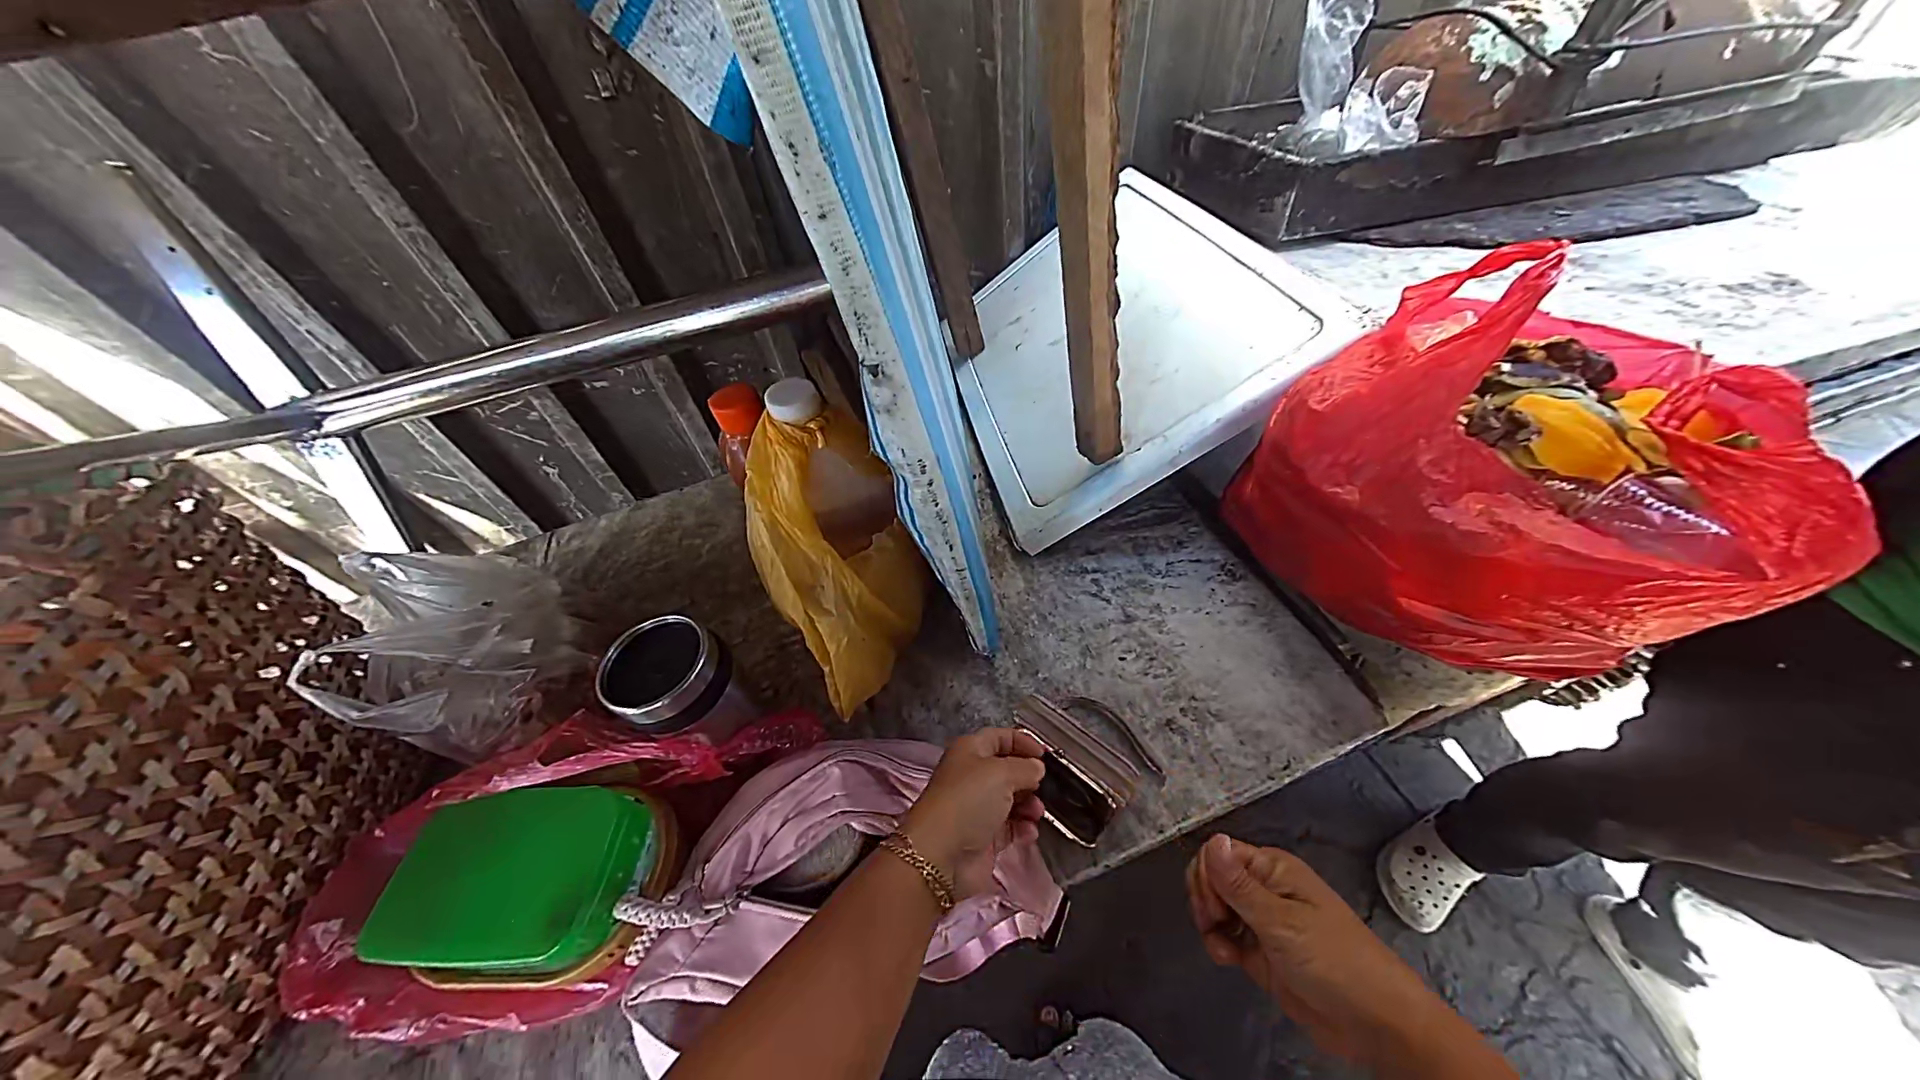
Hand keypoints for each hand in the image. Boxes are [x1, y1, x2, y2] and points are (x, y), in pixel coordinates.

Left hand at [900, 728, 1047, 897]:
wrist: (942, 853)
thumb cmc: (968, 800)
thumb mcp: (1001, 773)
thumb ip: (1025, 767)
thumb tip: (1036, 768)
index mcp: (970, 751)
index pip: (1000, 738)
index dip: (1023, 742)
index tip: (1044, 754)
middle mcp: (972, 776)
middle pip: (1007, 770)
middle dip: (1028, 777)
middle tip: (1041, 785)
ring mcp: (977, 807)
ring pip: (1011, 799)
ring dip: (1029, 804)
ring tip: (1036, 811)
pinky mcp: (983, 836)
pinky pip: (1011, 827)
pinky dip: (1023, 827)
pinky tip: (1029, 831)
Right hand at [1186, 835, 1464, 1064]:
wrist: (1376, 1023)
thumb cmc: (1335, 961)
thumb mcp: (1282, 921)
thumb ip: (1239, 884)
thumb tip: (1213, 838)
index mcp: (1273, 868)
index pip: (1219, 853)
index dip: (1208, 875)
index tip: (1215, 904)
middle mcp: (1264, 888)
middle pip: (1212, 878)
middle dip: (1205, 900)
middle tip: (1217, 923)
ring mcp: (1262, 921)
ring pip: (1215, 908)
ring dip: (1210, 925)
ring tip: (1225, 948)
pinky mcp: (1261, 951)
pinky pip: (1225, 937)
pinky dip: (1219, 945)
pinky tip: (1229, 959)